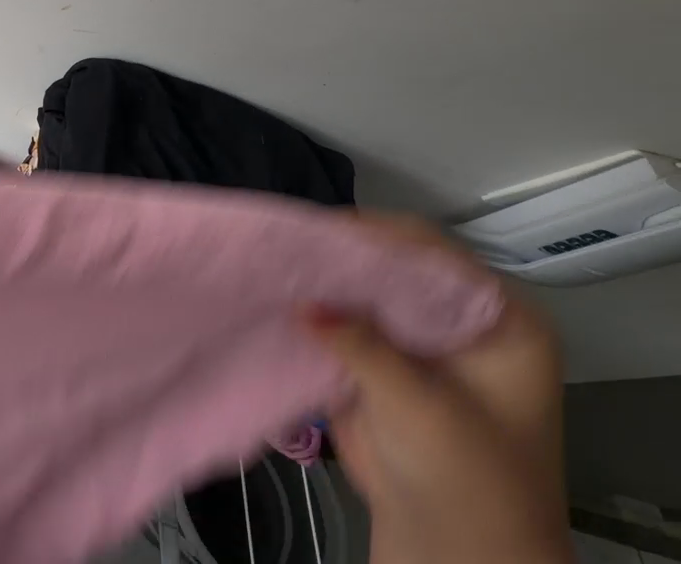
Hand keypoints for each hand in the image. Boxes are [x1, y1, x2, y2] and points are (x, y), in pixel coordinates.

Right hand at [301, 215, 571, 563]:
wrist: (449, 537)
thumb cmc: (466, 474)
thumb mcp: (421, 407)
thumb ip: (366, 349)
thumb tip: (303, 301)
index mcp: (499, 321)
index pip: (435, 257)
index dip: (379, 239)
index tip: (317, 234)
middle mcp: (456, 318)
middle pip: (393, 264)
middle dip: (341, 254)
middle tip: (284, 244)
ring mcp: (411, 335)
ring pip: (360, 286)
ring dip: (318, 278)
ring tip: (268, 264)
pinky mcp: (372, 353)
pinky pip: (336, 314)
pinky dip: (306, 304)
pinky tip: (272, 295)